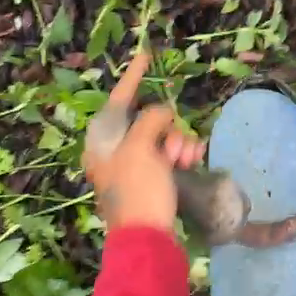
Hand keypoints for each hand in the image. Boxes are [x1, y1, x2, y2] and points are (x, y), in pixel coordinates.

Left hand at [84, 50, 204, 231]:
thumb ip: (151, 120)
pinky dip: (183, 153)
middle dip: (168, 125)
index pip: (119, 99)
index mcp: (102, 143)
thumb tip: (161, 116)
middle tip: (176, 144)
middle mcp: (115, 152)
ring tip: (188, 157)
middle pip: (147, 119)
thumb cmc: (138, 190)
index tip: (145, 55)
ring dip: (179, 141)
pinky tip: (193, 160)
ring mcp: (135, 167)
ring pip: (163, 136)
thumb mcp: (141, 147)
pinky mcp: (153, 180)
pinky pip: (170, 154)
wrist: (148, 241)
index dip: (133, 76)